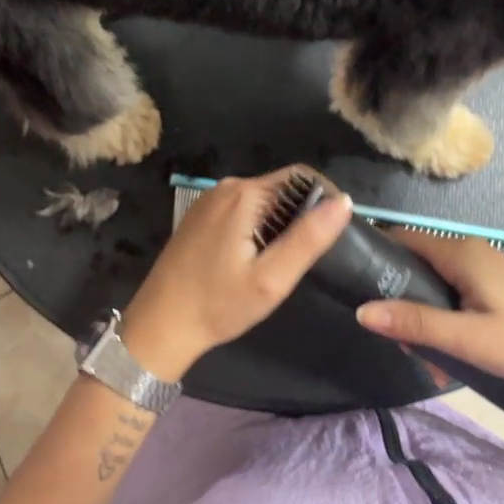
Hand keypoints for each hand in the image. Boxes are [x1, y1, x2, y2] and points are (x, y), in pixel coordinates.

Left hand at [122, 166, 351, 379]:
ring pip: (262, 202)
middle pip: (281, 189)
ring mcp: (209, 201)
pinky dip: (257, 230)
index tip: (332, 235)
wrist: (160, 326)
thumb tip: (344, 200)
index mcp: (245, 195)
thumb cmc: (218, 304)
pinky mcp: (200, 217)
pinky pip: (242, 212)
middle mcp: (226, 188)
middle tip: (304, 259)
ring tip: (280, 265)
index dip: (324, 200)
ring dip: (278, 226)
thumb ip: (308, 238)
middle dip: (299, 217)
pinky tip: (252, 263)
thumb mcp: (272, 279)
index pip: (301, 177)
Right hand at [354, 231, 503, 390]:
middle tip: (402, 343)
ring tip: (433, 361)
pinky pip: (458, 294)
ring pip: (438, 284)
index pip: (401, 237)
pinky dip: (449, 319)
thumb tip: (361, 311)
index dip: (376, 258)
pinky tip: (456, 354)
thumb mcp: (468, 340)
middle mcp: (471, 250)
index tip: (357, 290)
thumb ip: (415, 324)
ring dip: (428, 319)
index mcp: (460, 253)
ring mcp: (488, 267)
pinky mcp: (499, 286)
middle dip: (403, 303)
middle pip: (417, 265)